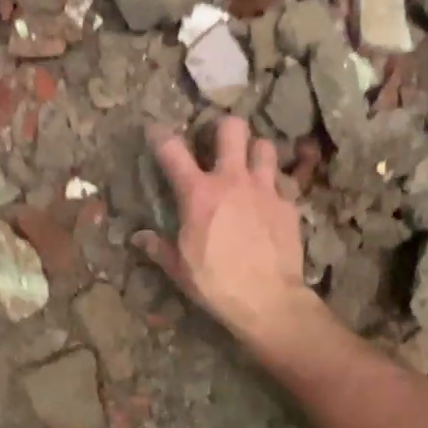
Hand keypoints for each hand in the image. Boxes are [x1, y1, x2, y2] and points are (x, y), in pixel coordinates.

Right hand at [133, 118, 312, 342]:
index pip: (172, 150)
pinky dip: (274, 184)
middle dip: (223, 128)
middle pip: (232, 128)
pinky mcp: (288, 204)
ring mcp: (264, 189)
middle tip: (217, 143)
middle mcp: (232, 180)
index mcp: (198, 194)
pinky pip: (283, 180)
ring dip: (254, 151)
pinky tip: (269, 198)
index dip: (160, 135)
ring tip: (249, 164)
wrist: (267, 299)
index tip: (155, 131)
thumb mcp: (179, 268)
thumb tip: (139, 238)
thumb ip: (158, 247)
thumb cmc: (215, 283)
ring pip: (264, 146)